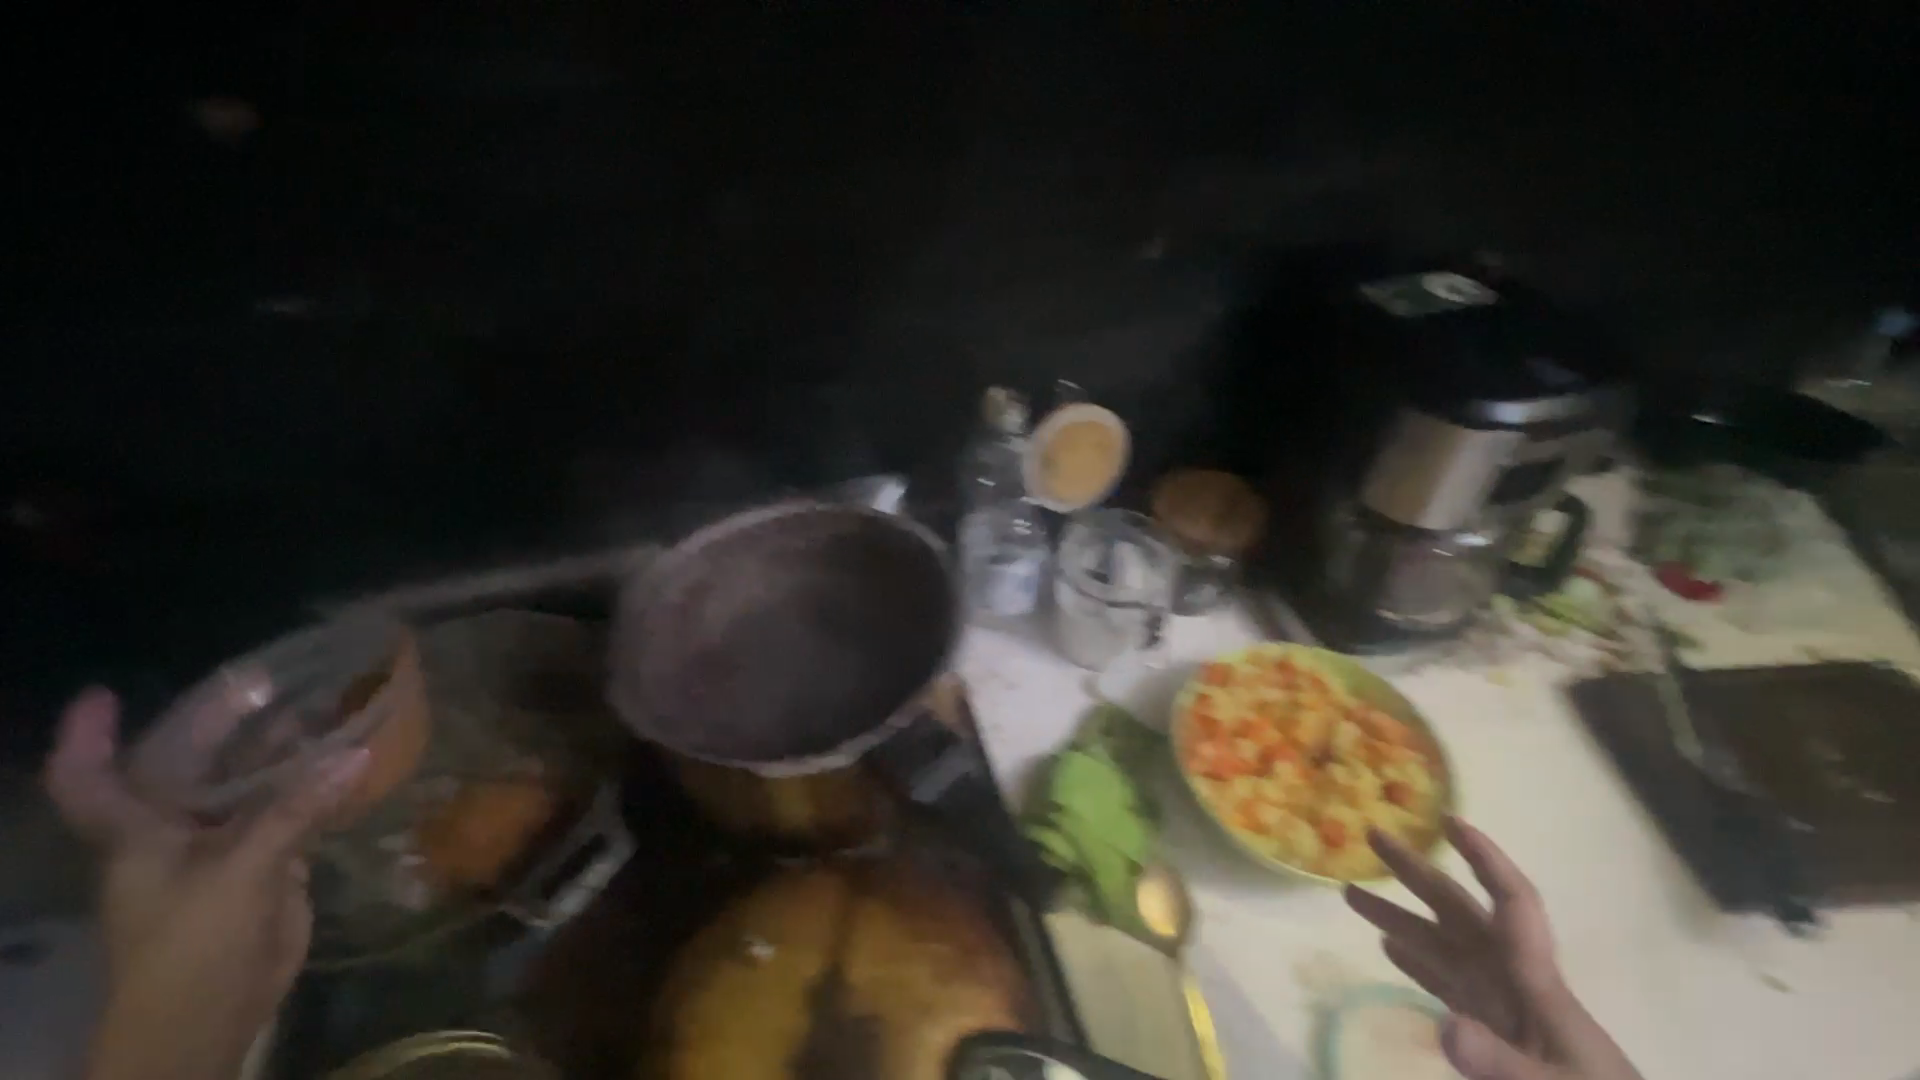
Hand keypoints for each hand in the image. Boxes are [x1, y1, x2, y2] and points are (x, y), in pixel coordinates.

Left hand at [45, 687, 368, 1079]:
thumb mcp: (238, 872)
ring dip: (282, 751)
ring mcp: (224, 847)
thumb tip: (360, 751)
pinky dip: (318, 785)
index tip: (103, 695)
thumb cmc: (191, 943)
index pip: (92, 779)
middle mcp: (175, 832)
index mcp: (138, 834)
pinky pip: (292, 811)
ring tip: (323, 707)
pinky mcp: (269, 863)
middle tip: (265, 680)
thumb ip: (297, 809)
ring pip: (250, 786)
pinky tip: (349, 761)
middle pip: (189, 766)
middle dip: (219, 724)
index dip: (89, 738)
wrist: (212, 1014)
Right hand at [1345, 818, 1641, 1079]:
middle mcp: (1508, 977)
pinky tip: (1387, 946)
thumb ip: (1499, 1061)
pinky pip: (1443, 981)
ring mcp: (1495, 1002)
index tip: (1449, 821)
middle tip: (1373, 834)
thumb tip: (1446, 1025)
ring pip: (1441, 943)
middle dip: (1417, 870)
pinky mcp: (1487, 1029)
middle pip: (1459, 909)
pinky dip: (1415, 960)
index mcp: (1533, 978)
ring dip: (1398, 915)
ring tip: (1351, 891)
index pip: (1511, 902)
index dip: (1484, 858)